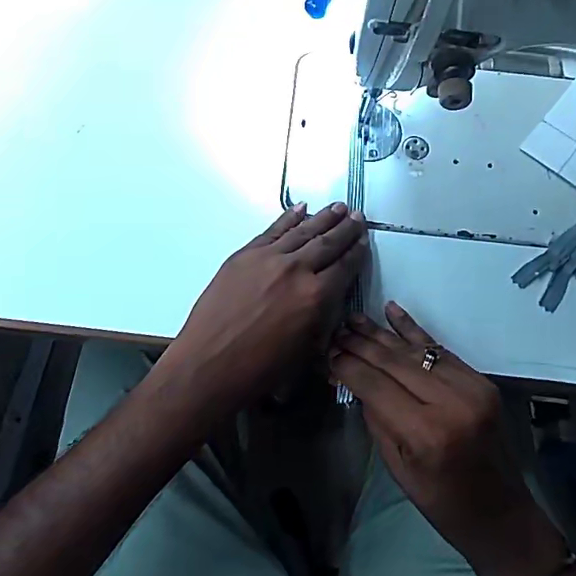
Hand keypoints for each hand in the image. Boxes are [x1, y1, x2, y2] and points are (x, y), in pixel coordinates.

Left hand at [155, 202, 368, 420]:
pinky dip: (288, 218)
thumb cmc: (259, 368)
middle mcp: (295, 270)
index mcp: (316, 297)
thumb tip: (327, 300)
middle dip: (344, 229)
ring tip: (337, 208)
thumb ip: (321, 319)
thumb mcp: (305, 350)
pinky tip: (300, 209)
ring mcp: (267, 258)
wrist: (211, 361)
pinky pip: (272, 230)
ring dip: (322, 218)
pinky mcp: (244, 255)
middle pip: (326, 243)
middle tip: (357, 216)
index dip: (356, 252)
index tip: (364, 240)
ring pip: (301, 231)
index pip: (344, 267)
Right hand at [330, 303, 568, 575]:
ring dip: (380, 333)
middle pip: (392, 362)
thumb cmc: (441, 501)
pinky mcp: (481, 381)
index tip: (325, 353)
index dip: (346, 366)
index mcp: (426, 432)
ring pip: (414, 350)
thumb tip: (350, 376)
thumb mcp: (396, 464)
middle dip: (359, 346)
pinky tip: (392, 312)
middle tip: (333, 332)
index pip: (374, 384)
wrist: (502, 515)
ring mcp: (471, 388)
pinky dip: (413, 330)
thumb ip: (375, 415)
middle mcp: (451, 402)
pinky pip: (439, 350)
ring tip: (353, 318)